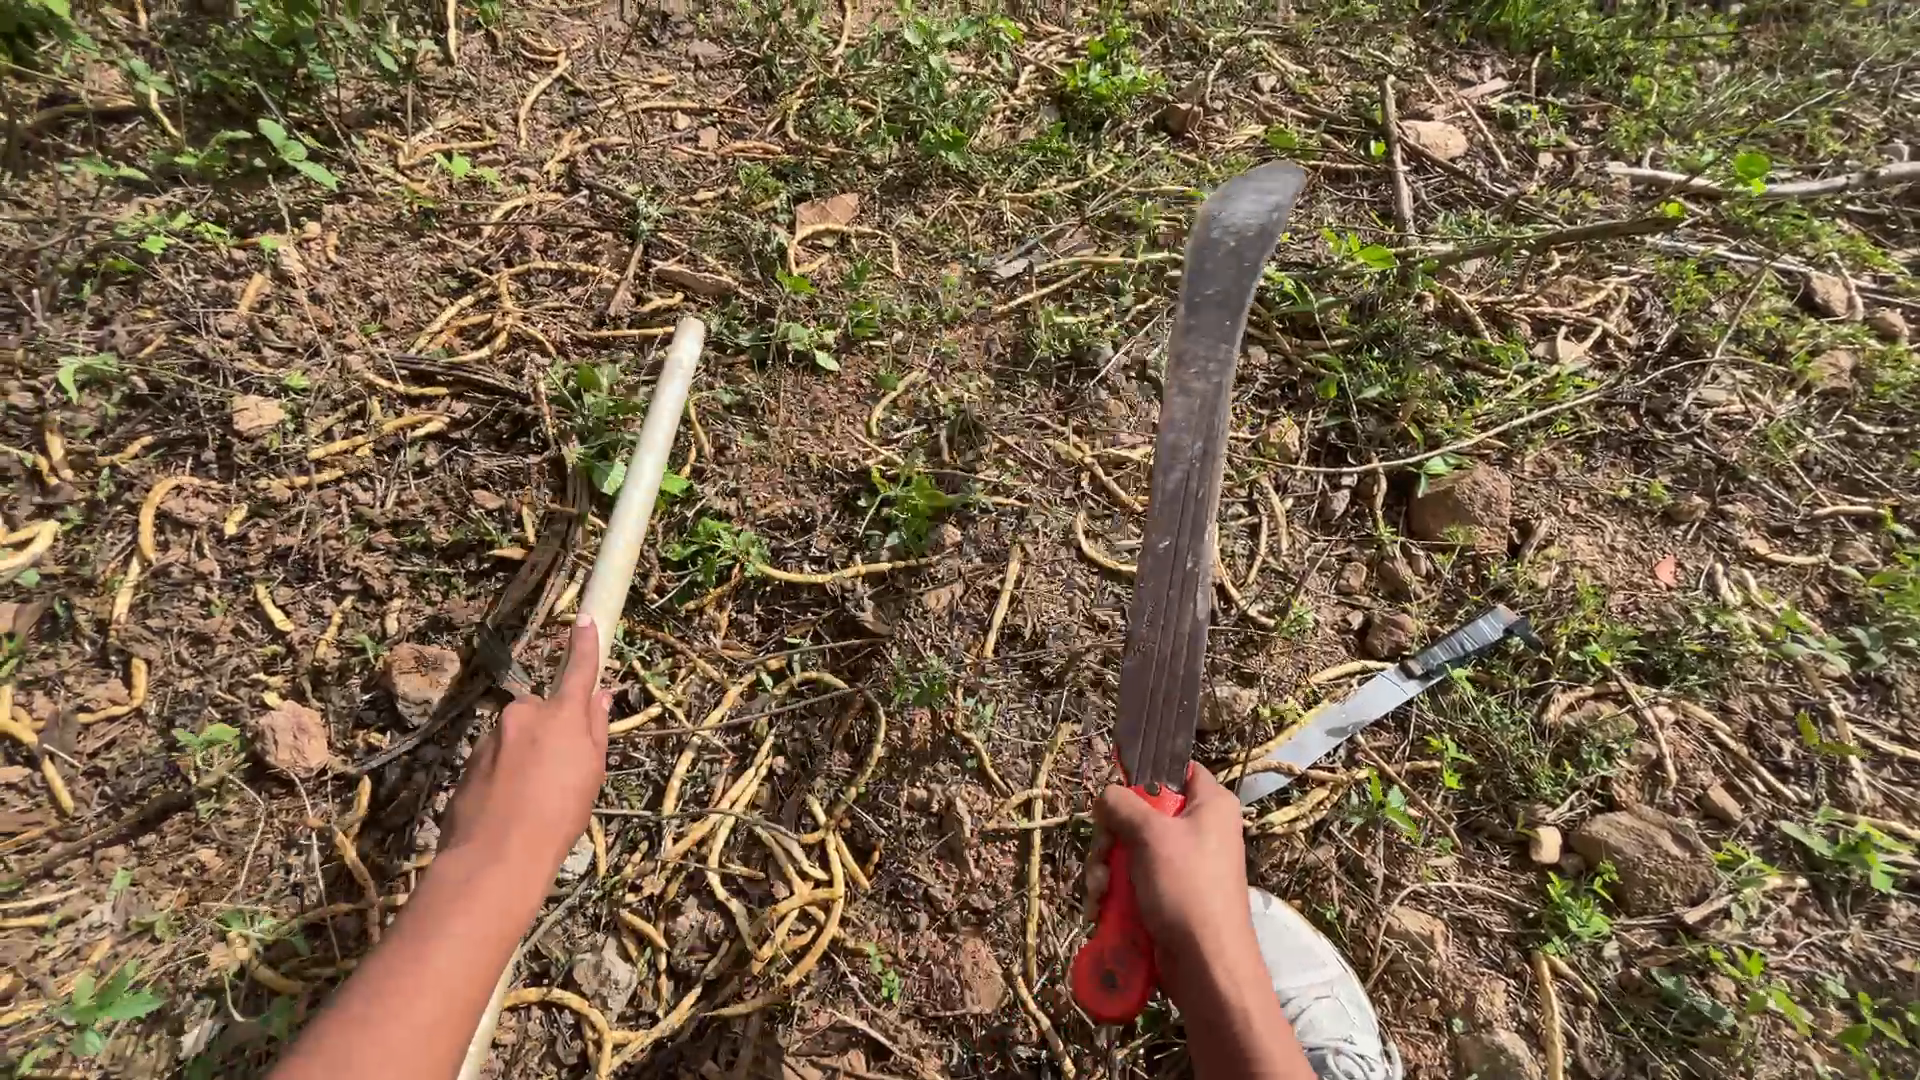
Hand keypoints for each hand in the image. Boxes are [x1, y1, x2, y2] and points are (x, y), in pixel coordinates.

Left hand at [443, 615, 610, 871]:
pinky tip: (512, 804)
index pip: (579, 669)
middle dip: (553, 728)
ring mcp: (492, 736)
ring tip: (536, 795)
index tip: (585, 619)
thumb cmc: (560, 810)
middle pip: (544, 710)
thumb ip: (595, 728)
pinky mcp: (470, 761)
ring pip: (520, 735)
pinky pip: (499, 756)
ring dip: (529, 753)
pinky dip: (508, 771)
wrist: (496, 854)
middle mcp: (524, 715)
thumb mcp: (592, 769)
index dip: (585, 644)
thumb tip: (597, 697)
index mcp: (561, 714)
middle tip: (565, 766)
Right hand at [1085, 763, 1255, 999]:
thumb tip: (1106, 796)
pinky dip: (1114, 891)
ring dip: (1106, 868)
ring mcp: (1182, 864)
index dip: (1146, 772)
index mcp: (1211, 804)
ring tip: (1101, 890)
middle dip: (1112, 836)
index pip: (1177, 769)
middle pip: (1140, 812)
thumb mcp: (1151, 833)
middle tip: (1104, 851)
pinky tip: (1102, 906)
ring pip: (1130, 848)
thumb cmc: (1187, 887)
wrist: (1206, 967)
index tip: (1116, 784)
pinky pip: (1133, 879)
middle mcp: (1199, 829)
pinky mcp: (1168, 894)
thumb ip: (1122, 803)